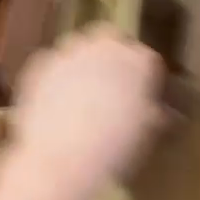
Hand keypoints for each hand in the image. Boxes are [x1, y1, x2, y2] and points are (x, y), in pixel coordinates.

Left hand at [13, 25, 162, 181]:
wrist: (63, 160)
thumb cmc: (117, 149)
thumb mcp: (150, 134)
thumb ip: (156, 113)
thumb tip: (161, 111)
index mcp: (140, 61)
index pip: (148, 59)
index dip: (146, 77)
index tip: (144, 95)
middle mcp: (105, 47)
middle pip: (112, 38)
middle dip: (113, 55)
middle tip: (112, 84)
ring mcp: (69, 52)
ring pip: (79, 47)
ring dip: (84, 62)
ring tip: (82, 93)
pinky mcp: (39, 65)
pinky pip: (52, 64)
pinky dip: (57, 77)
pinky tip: (56, 102)